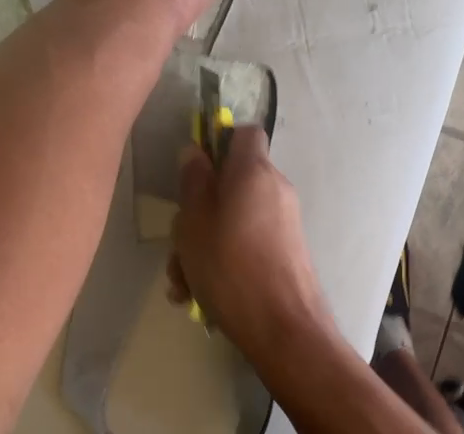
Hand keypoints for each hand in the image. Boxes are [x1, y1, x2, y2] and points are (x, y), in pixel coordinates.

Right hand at [168, 127, 338, 360]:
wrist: (284, 330)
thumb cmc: (232, 267)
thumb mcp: (195, 221)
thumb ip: (194, 181)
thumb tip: (196, 151)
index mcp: (254, 171)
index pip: (244, 133)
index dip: (219, 142)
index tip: (195, 169)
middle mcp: (275, 189)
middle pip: (231, 183)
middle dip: (199, 211)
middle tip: (178, 244)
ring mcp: (283, 223)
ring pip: (233, 219)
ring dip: (204, 245)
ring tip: (182, 283)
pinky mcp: (285, 253)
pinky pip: (247, 243)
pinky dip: (224, 261)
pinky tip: (198, 296)